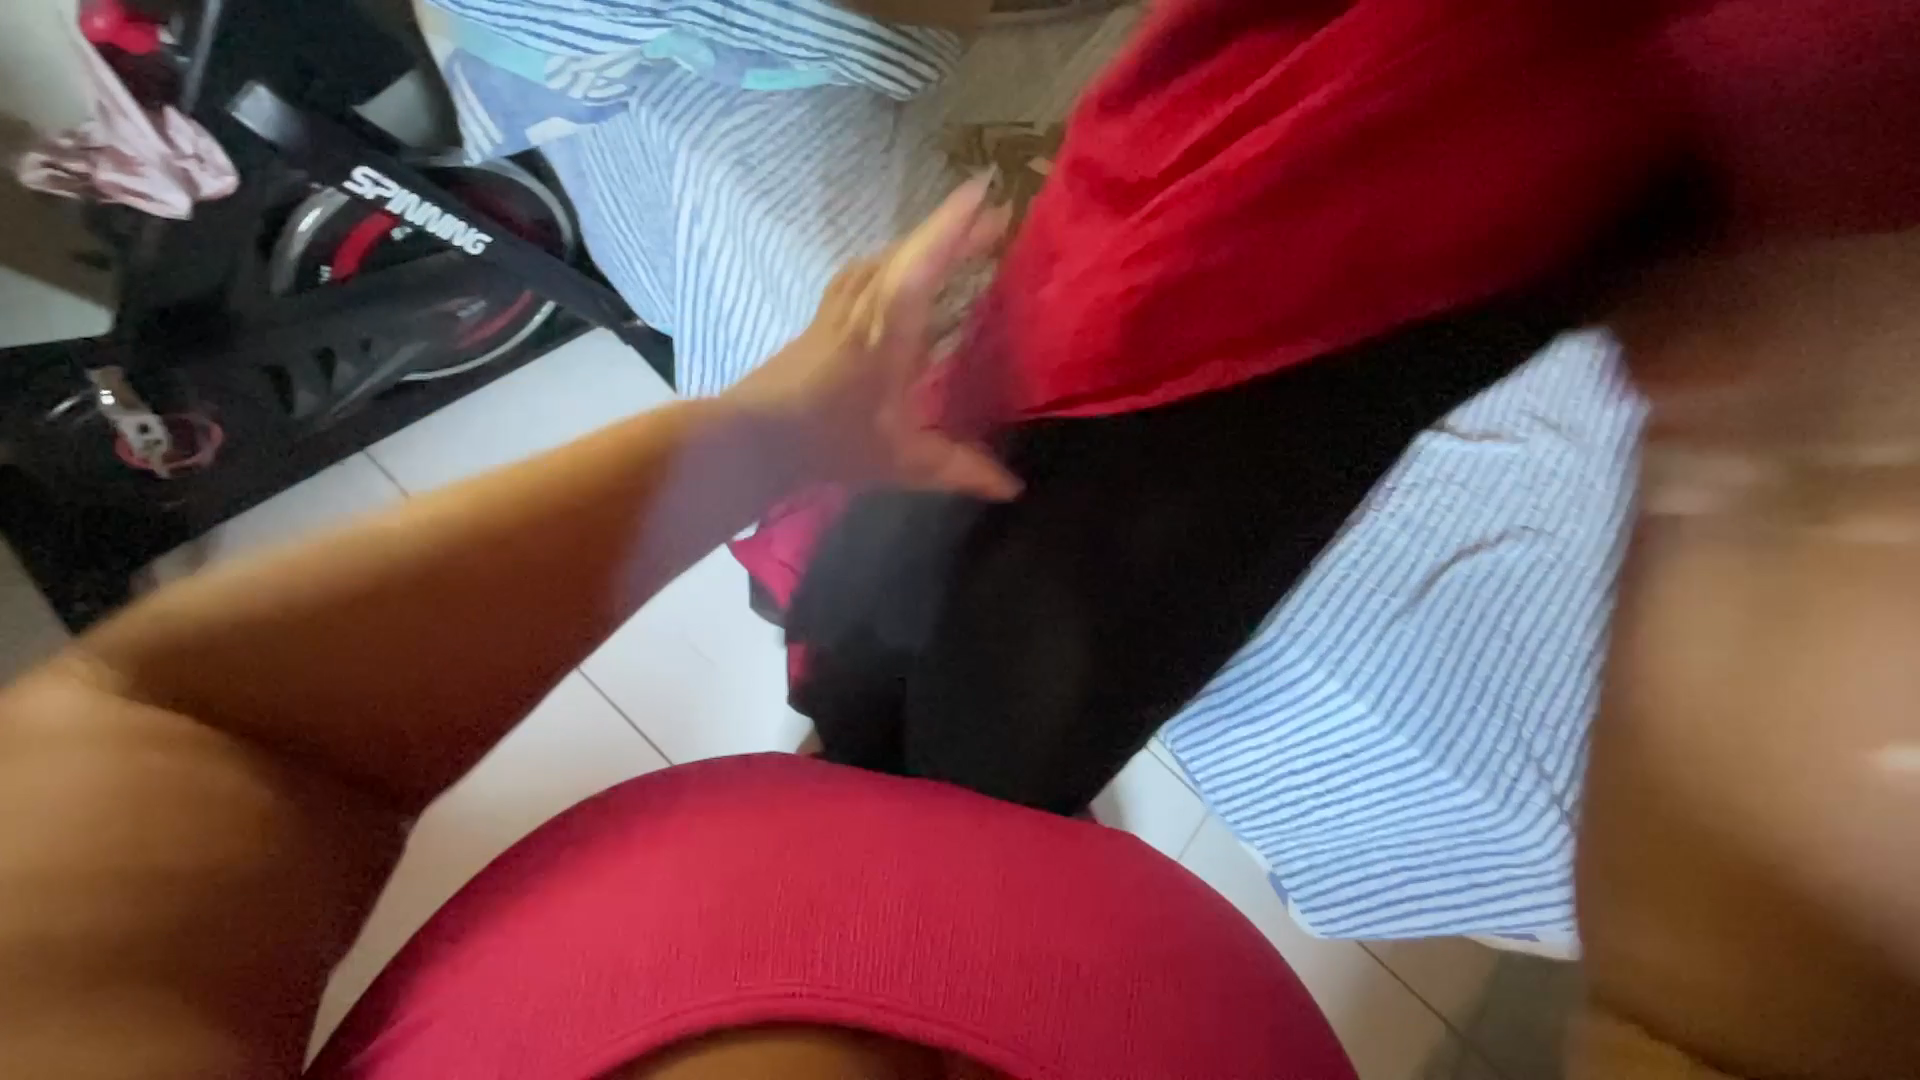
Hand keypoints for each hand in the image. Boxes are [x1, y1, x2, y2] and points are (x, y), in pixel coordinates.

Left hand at [726, 176, 1020, 500]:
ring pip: (885, 259)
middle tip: (996, 218)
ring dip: (922, 246)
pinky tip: (902, 281)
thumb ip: (959, 467)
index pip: (924, 262)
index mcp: (887, 329)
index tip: (987, 190)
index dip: (956, 225)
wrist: (750, 439)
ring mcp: (838, 307)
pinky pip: (867, 274)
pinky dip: (896, 266)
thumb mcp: (902, 460)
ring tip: (957, 245)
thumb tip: (1013, 488)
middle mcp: (863, 304)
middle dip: (953, 230)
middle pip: (910, 251)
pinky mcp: (822, 318)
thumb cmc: (829, 443)